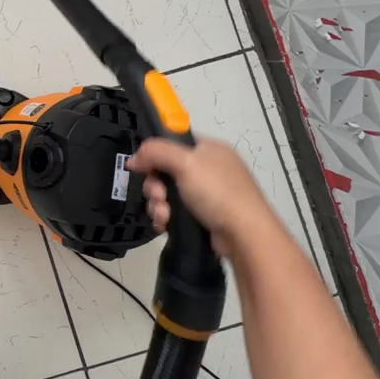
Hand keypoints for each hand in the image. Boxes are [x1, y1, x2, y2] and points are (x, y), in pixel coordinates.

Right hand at [132, 137, 282, 260]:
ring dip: (158, 204)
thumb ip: (155, 151)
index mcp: (210, 150)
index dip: (154, 153)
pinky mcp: (203, 216)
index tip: (142, 166)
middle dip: (155, 185)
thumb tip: (134, 159)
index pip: (173, 143)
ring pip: (166, 193)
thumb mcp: (185, 162)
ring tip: (164, 215)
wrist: (245, 236)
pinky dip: (166, 217)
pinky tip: (166, 224)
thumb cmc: (217, 192)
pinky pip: (174, 211)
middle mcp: (209, 169)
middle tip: (159, 196)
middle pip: (165, 170)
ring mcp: (207, 194)